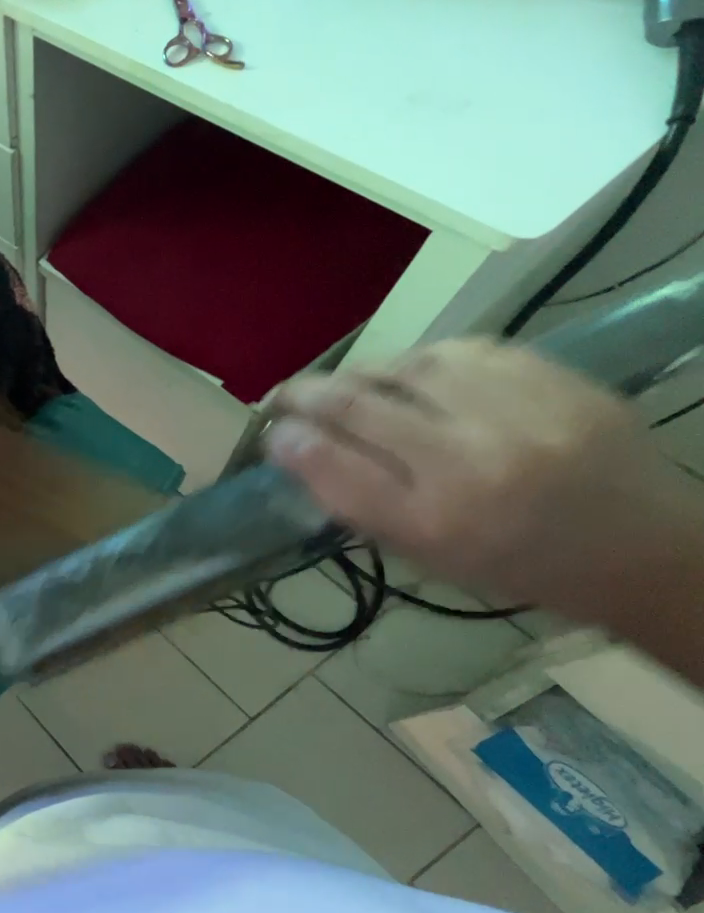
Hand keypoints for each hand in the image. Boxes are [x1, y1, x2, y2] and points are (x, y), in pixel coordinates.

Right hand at [264, 338, 703, 620]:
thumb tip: (290, 445)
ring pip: (404, 366)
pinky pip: (464, 350)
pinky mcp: (559, 383)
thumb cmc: (511, 562)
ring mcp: (521, 415)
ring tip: (350, 384)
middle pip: (355, 406)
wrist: (642, 549)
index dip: (285, 439)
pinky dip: (423, 360)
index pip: (328, 462)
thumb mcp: (420, 553)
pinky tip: (413, 374)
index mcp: (433, 520)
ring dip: (362, 373)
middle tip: (285, 396)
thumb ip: (352, 499)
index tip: (270, 432)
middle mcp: (472, 463)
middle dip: (304, 394)